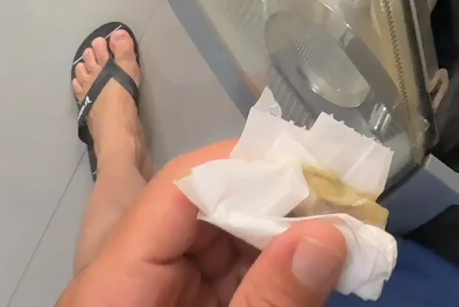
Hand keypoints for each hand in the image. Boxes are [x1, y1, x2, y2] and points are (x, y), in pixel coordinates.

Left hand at [62, 142, 348, 306]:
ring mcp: (161, 298)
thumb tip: (331, 232)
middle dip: (277, 201)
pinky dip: (274, 269)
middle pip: (208, 210)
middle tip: (342, 198)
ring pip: (226, 241)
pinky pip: (232, 276)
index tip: (311, 167)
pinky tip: (316, 265)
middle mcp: (134, 277)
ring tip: (342, 228)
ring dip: (284, 233)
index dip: (244, 165)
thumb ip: (271, 305)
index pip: (180, 188)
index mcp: (116, 282)